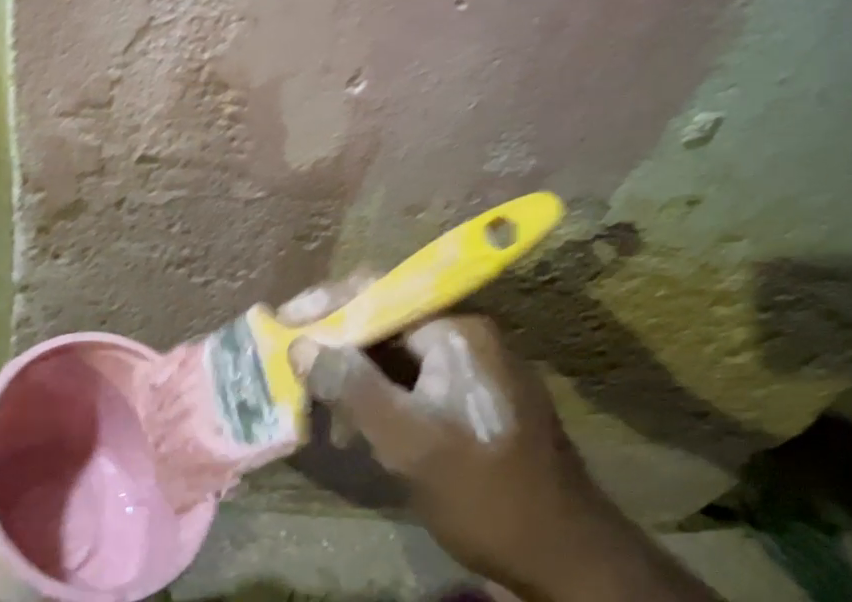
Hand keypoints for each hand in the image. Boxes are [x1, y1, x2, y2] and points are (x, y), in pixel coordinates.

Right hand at [280, 281, 717, 601]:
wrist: (569, 559)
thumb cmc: (484, 492)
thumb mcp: (408, 441)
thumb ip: (352, 386)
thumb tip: (303, 345)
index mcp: (457, 330)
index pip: (378, 293)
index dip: (326, 306)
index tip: (282, 326)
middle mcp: (469, 336)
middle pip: (387, 324)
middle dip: (338, 349)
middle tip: (297, 376)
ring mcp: (478, 369)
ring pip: (400, 359)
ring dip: (358, 381)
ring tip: (326, 419)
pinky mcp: (480, 402)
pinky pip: (419, 384)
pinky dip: (385, 402)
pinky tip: (364, 435)